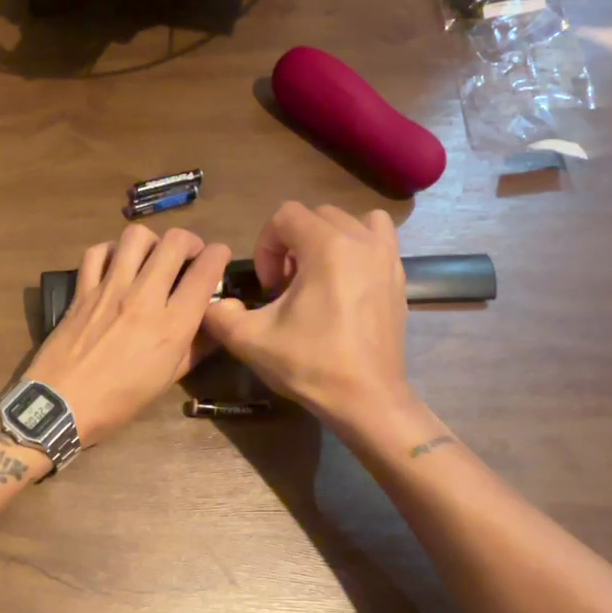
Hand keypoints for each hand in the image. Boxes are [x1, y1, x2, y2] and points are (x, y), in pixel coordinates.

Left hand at [24, 224, 232, 446]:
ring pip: (136, 237)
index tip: (217, 259)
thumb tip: (213, 322)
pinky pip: (97, 253)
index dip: (219, 256)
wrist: (60, 407)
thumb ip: (194, 347)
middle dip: (189, 242)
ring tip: (150, 258)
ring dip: (151, 242)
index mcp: (172, 324)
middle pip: (175, 242)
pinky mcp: (81, 292)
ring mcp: (109, 291)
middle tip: (185, 257)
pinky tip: (114, 267)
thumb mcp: (165, 381)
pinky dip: (110, 252)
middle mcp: (144, 298)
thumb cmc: (117, 403)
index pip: (207, 269)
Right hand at [202, 202, 413, 427]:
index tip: (267, 286)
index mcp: (326, 247)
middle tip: (284, 288)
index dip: (266, 246)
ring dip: (327, 241)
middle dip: (292, 245)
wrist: (365, 396)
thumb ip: (220, 316)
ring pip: (353, 222)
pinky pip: (377, 242)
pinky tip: (342, 289)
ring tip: (316, 279)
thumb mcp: (250, 341)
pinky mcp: (399, 277)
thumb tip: (212, 305)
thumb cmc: (309, 364)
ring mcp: (387, 256)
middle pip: (317, 217)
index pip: (286, 215)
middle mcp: (362, 240)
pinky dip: (356, 252)